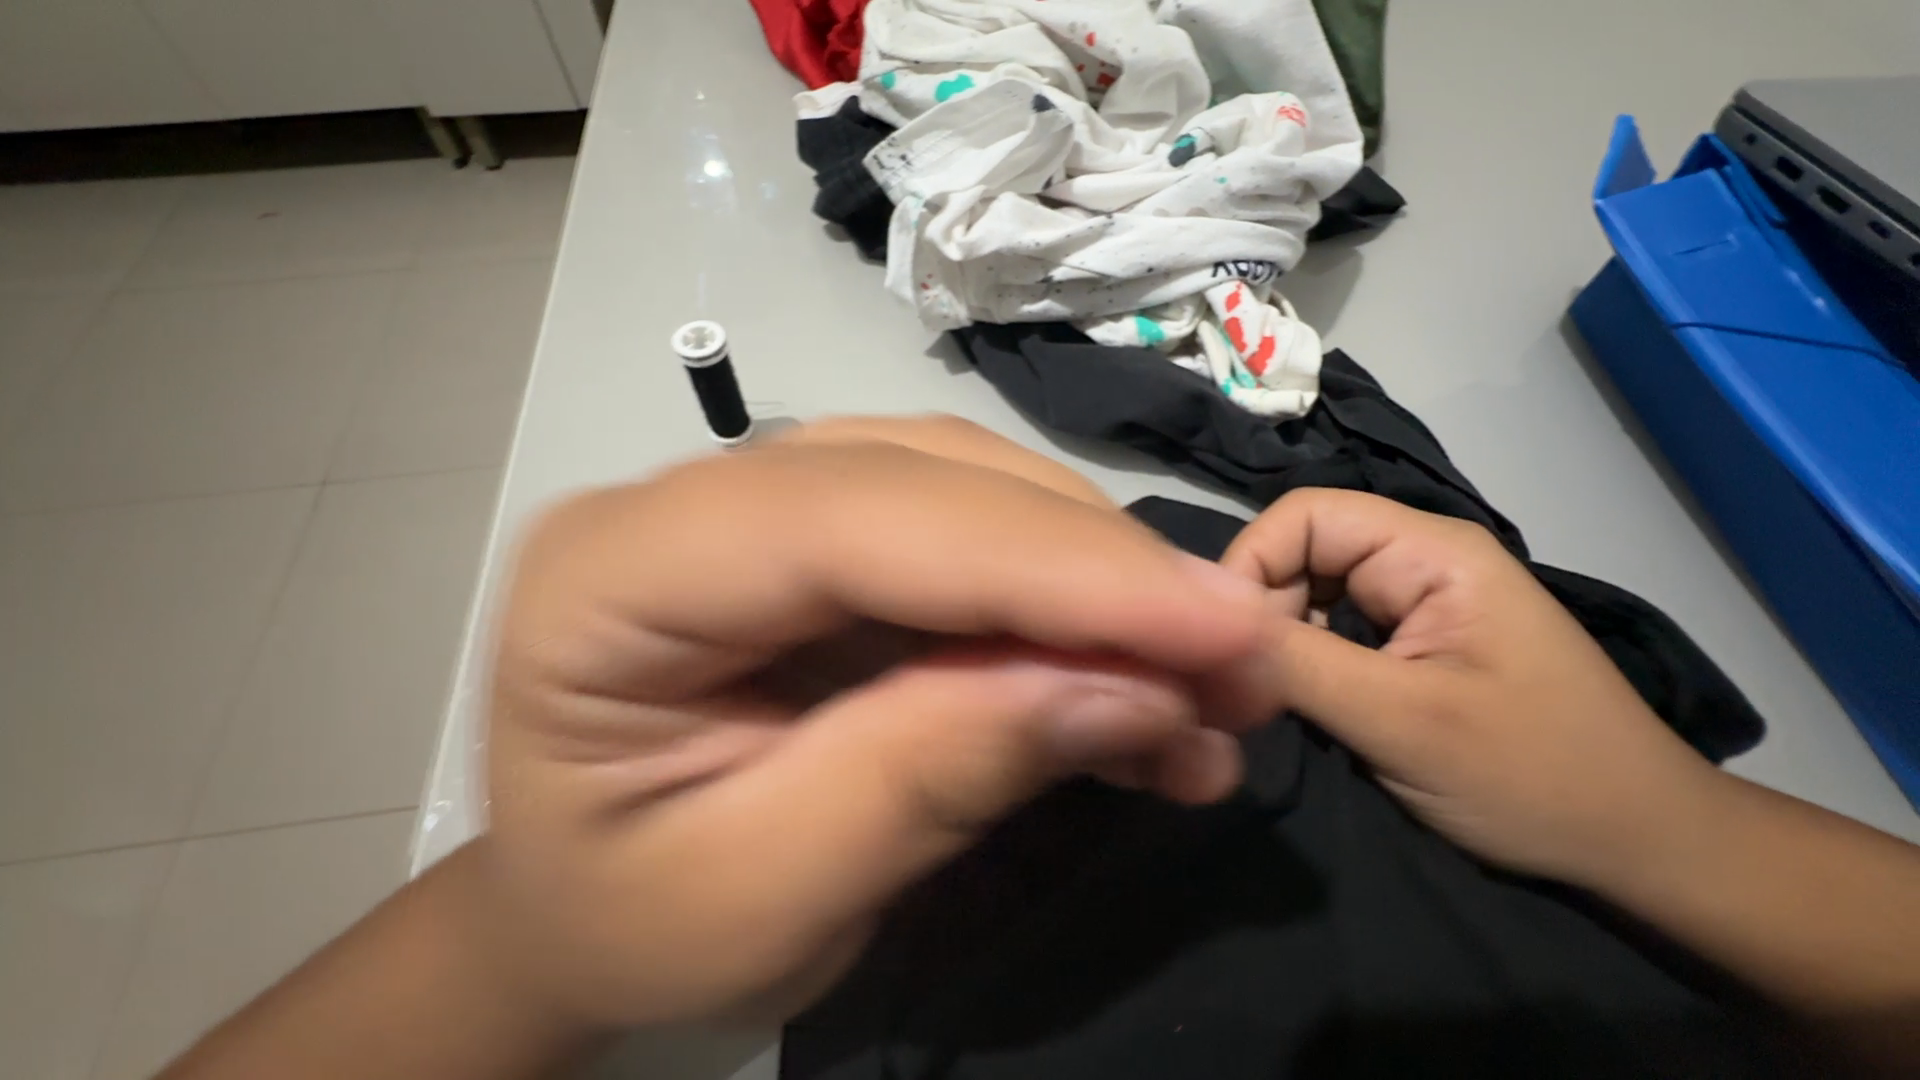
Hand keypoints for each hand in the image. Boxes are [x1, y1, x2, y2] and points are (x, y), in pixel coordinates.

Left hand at [479, 416, 1270, 1029]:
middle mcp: (687, 507)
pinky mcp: (828, 548)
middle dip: (1096, 572)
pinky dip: (1067, 612)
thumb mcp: (764, 896)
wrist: (579, 908)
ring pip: (966, 496)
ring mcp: (763, 512)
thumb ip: (930, 777)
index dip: (1045, 564)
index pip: (849, 522)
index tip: (1215, 622)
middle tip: (1243, 662)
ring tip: (1210, 689)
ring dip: (1099, 586)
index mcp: (612, 578)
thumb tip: (1127, 689)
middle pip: (923, 487)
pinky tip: (1141, 693)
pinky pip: (968, 546)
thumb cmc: (629, 920)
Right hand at [1222, 488, 1726, 886]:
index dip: (1250, 562)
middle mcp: (1420, 560)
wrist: (1638, 844)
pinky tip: (1307, 704)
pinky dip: (1304, 662)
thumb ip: (1297, 664)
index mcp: (1431, 552)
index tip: (1222, 641)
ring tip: (1275, 699)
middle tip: (1251, 684)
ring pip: (1309, 593)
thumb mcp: (1401, 721)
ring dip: (1281, 641)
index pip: (1304, 515)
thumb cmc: (1532, 775)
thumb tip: (1206, 629)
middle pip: (1301, 551)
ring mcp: (1417, 602)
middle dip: (1262, 610)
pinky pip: (1331, 629)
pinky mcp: (1412, 642)